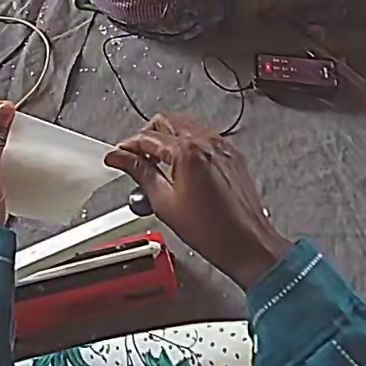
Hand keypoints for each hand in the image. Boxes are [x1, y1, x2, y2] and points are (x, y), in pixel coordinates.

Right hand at [104, 115, 292, 289]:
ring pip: (187, 126)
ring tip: (157, 164)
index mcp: (188, 152)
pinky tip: (182, 168)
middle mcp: (208, 143)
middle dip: (148, 136)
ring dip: (168, 139)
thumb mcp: (165, 203)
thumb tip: (123, 159)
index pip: (148, 137)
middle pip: (168, 122)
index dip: (128, 147)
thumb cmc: (213, 231)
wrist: (248, 243)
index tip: (118, 156)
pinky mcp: (232, 155)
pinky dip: (188, 146)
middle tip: (136, 157)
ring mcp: (223, 147)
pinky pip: (205, 138)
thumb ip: (141, 174)